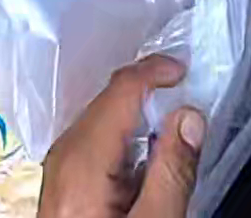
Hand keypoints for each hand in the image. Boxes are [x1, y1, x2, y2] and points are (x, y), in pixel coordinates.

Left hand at [38, 56, 205, 217]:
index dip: (155, 71)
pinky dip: (124, 135)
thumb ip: (172, 171)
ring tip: (172, 119)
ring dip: (138, 111)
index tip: (187, 69)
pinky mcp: (64, 182)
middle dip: (149, 89)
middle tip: (187, 91)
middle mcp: (65, 151)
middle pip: (109, 99)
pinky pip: (96, 139)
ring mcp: (60, 166)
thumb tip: (190, 114)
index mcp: (83, 158)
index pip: (121, 89)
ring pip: (103, 116)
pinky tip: (146, 154)